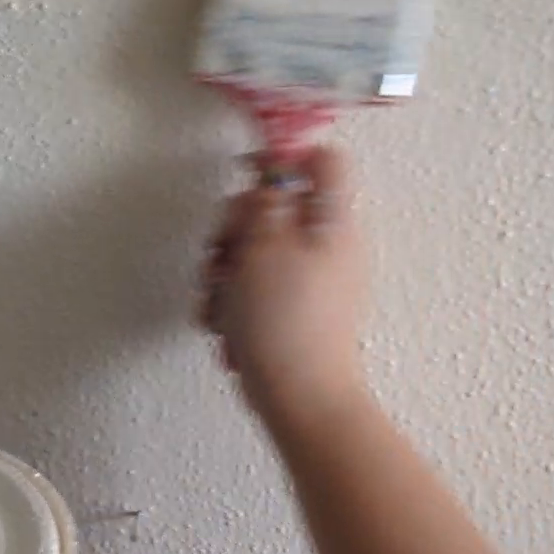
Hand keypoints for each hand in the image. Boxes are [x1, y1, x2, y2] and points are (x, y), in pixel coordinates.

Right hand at [199, 145, 368, 425]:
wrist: (298, 395)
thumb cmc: (285, 322)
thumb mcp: (264, 245)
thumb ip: (266, 200)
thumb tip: (270, 175)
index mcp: (333, 222)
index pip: (323, 160)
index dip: (282, 158)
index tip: (246, 175)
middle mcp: (328, 248)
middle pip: (275, 208)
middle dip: (236, 229)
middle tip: (222, 253)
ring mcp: (311, 282)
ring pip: (256, 252)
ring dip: (226, 272)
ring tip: (220, 301)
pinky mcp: (292, 312)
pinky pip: (255, 289)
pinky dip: (234, 302)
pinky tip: (225, 325)